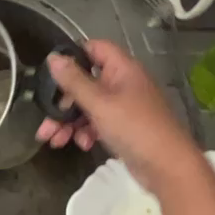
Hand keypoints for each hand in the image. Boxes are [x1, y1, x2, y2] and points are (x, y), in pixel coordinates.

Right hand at [35, 39, 202, 182]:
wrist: (167, 167)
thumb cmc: (135, 128)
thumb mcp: (99, 103)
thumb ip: (74, 81)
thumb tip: (53, 57)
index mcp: (122, 69)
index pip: (95, 48)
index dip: (73, 56)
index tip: (51, 72)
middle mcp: (122, 83)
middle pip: (84, 83)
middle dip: (62, 103)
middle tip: (46, 119)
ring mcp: (123, 107)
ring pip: (87, 106)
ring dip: (69, 122)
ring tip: (54, 140)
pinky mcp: (122, 127)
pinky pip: (97, 123)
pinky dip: (85, 132)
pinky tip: (82, 145)